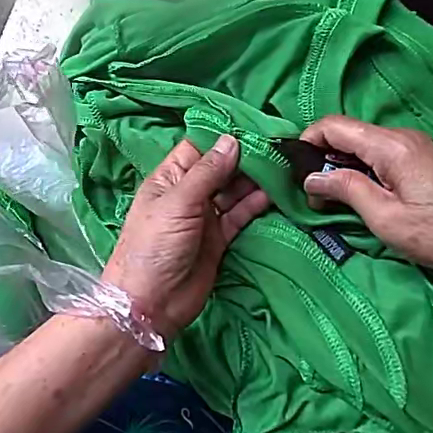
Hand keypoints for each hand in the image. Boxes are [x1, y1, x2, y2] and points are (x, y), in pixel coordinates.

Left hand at [102, 134, 269, 332]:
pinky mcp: (219, 239)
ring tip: (281, 167)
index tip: (254, 127)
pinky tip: (274, 194)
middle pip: (220, 168)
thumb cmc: (154, 247)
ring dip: (254, 180)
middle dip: (244, 157)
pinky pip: (240, 215)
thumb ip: (206, 172)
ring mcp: (205, 216)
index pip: (199, 148)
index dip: (223, 138)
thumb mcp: (178, 203)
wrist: (151, 305)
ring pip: (233, 190)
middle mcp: (188, 194)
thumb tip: (231, 140)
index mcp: (169, 178)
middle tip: (277, 146)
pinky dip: (256, 205)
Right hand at [300, 115, 432, 303]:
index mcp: (391, 145)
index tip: (295, 171)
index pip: (334, 125)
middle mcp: (403, 137)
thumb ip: (345, 190)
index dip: (307, 142)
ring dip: (343, 166)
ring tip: (335, 199)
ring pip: (364, 145)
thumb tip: (311, 178)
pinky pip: (382, 155)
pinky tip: (363, 196)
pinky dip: (363, 169)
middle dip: (323, 157)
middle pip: (348, 134)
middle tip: (313, 193)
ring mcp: (417, 147)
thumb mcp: (384, 217)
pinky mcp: (425, 161)